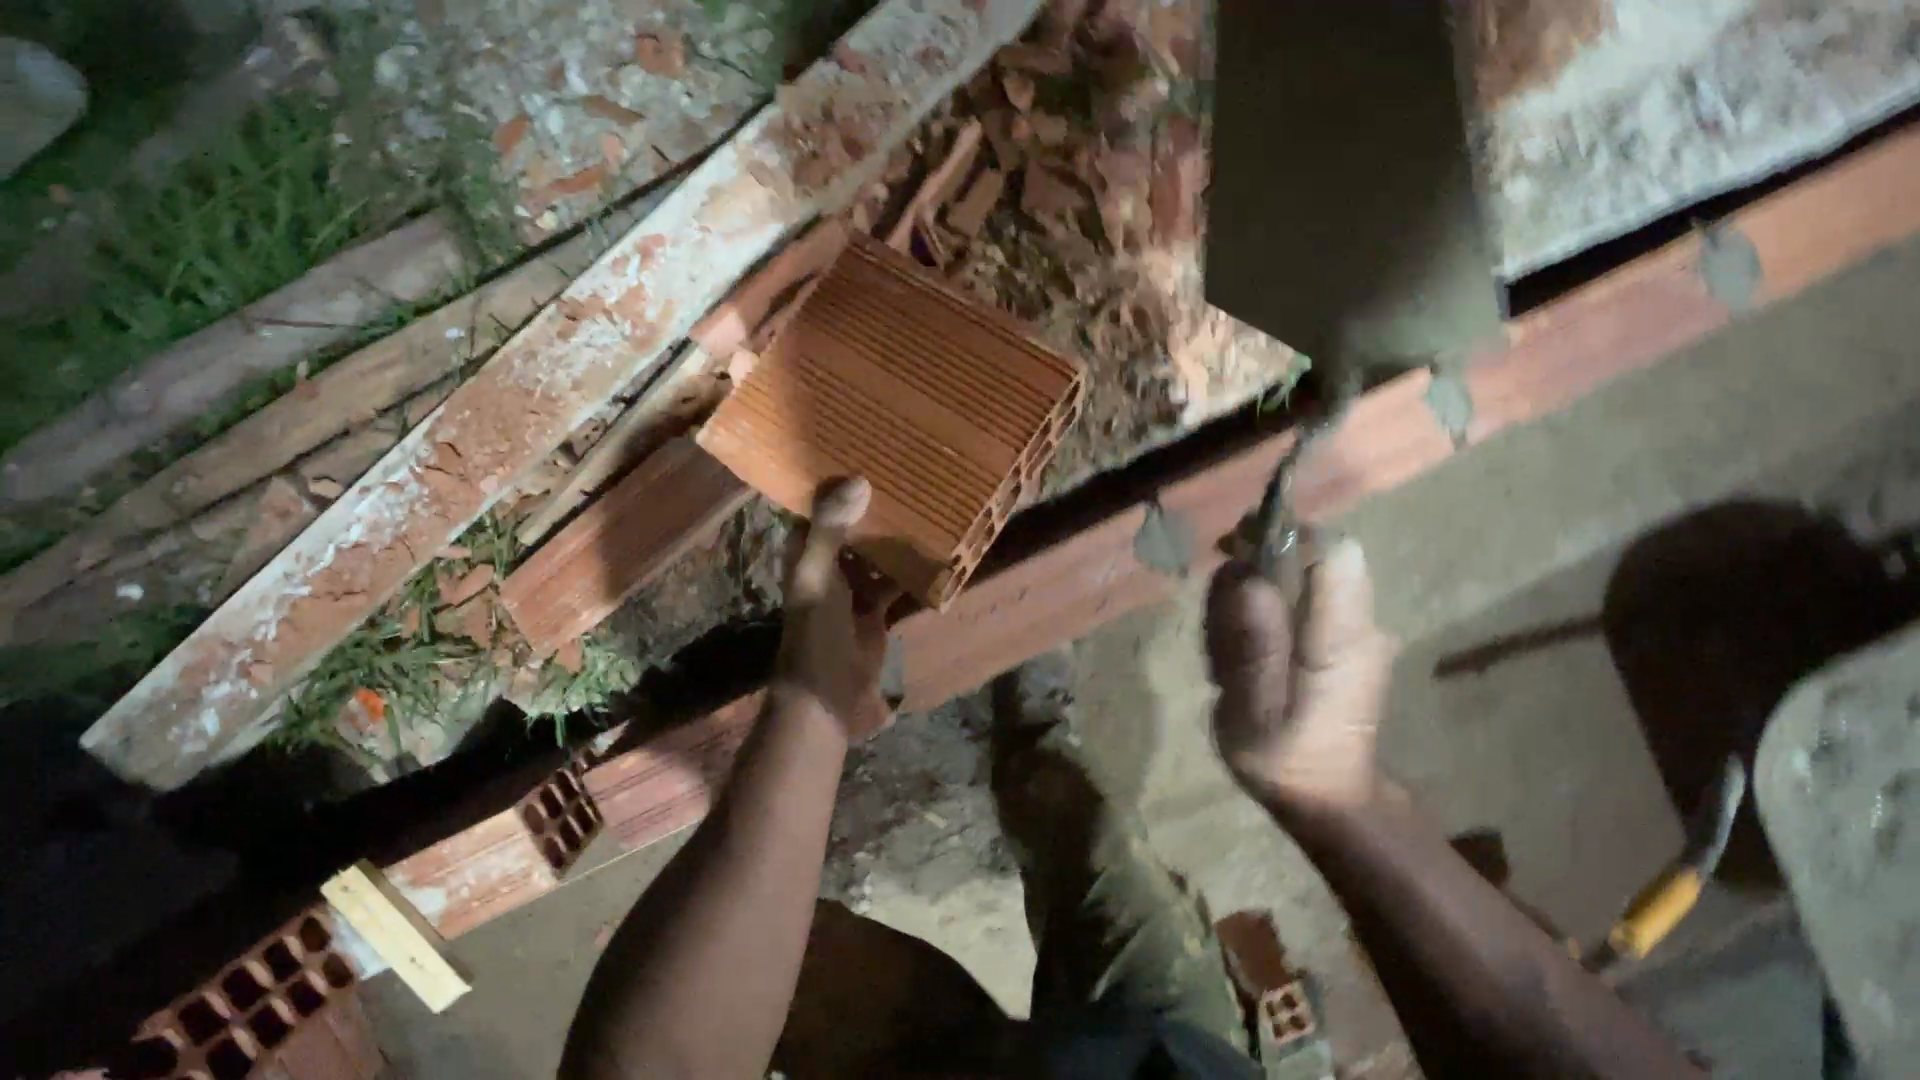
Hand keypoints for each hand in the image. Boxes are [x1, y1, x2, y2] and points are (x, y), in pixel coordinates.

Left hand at [774, 477, 897, 741]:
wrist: (827, 696)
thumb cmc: (816, 631)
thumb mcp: (819, 575)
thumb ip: (832, 529)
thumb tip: (859, 480)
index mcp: (805, 556)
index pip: (815, 511)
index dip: (831, 486)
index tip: (858, 454)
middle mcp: (826, 569)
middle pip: (849, 530)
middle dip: (869, 508)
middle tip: (903, 474)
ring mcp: (851, 593)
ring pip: (874, 556)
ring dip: (892, 537)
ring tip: (923, 504)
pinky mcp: (874, 615)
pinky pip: (894, 585)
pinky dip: (911, 573)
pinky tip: (935, 554)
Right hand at [1205, 538, 1395, 809]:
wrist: (1330, 798)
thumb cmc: (1287, 761)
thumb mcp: (1254, 711)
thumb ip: (1253, 643)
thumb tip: (1247, 578)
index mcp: (1341, 637)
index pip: (1331, 549)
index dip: (1282, 537)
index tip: (1236, 552)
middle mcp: (1361, 623)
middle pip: (1314, 555)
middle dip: (1259, 567)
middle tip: (1220, 617)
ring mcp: (1359, 630)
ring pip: (1304, 576)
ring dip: (1258, 592)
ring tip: (1229, 643)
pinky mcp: (1348, 639)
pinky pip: (1304, 600)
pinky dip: (1270, 611)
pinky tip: (1248, 650)